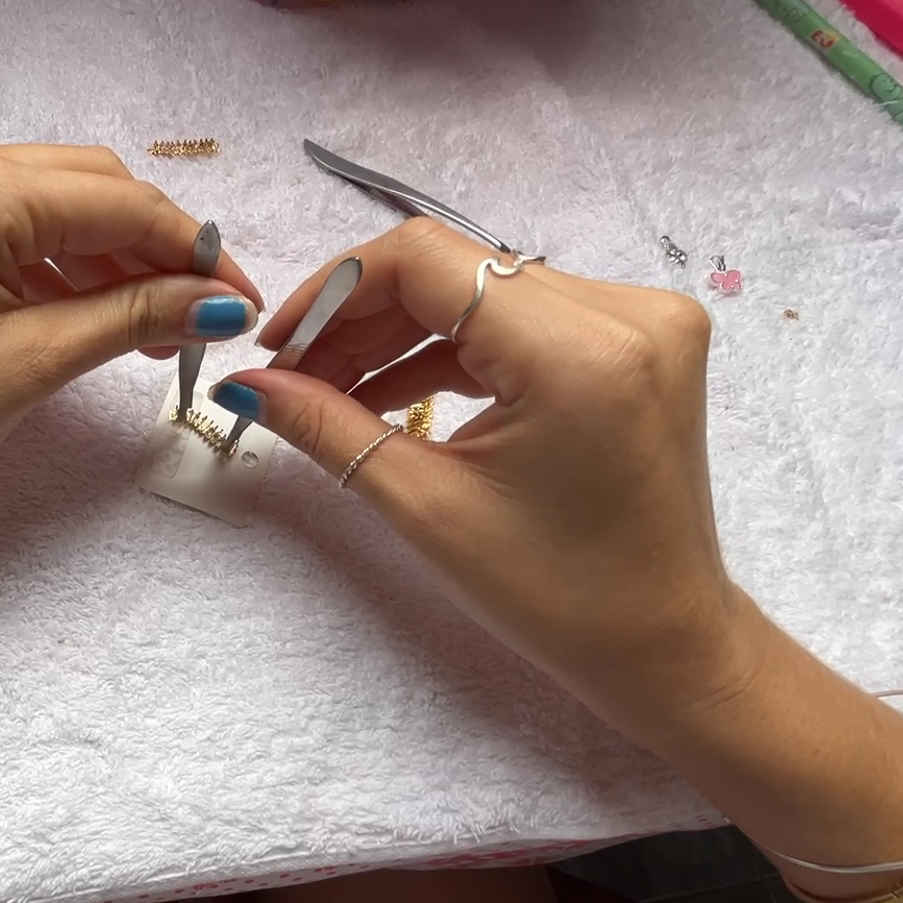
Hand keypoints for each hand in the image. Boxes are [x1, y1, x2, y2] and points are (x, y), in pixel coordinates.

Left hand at [0, 137, 261, 522]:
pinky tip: (98, 309)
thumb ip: (132, 315)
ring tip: (156, 328)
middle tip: (199, 318)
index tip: (240, 299)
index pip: (114, 201)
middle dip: (153, 251)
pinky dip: (62, 265)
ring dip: (111, 260)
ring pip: (55, 207)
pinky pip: (14, 227)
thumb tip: (222, 303)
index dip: (190, 250)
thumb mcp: (31, 362)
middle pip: (88, 190)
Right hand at [210, 218, 746, 730]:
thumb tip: (240, 384)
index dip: (331, 289)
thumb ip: (323, 426)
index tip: (277, 346)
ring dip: (386, 336)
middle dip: (351, 319)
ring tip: (325, 392)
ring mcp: (633, 320)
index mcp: (579, 351)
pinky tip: (380, 394)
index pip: (425, 259)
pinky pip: (502, 321)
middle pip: (445, 271)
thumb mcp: (419, 503)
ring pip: (468, 293)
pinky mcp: (623, 342)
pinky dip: (432, 352)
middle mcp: (622, 310)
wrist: (661, 643)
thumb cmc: (549, 592)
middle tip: (290, 377)